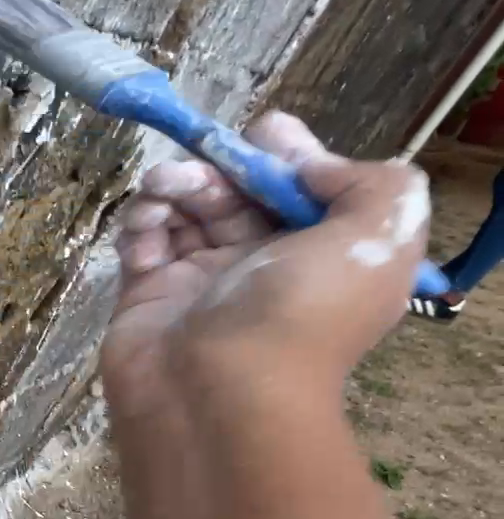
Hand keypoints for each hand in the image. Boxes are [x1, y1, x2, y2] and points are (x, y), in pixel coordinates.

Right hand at [102, 111, 429, 417]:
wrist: (213, 389)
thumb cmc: (300, 312)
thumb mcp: (378, 236)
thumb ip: (368, 182)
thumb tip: (306, 166)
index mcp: (323, 249)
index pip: (304, 188)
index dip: (287, 155)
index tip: (263, 130)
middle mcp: (262, 261)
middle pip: (238, 194)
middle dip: (218, 168)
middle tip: (197, 159)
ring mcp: (199, 278)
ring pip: (185, 214)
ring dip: (172, 190)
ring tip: (159, 187)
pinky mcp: (145, 293)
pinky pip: (141, 244)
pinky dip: (139, 225)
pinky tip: (143, 224)